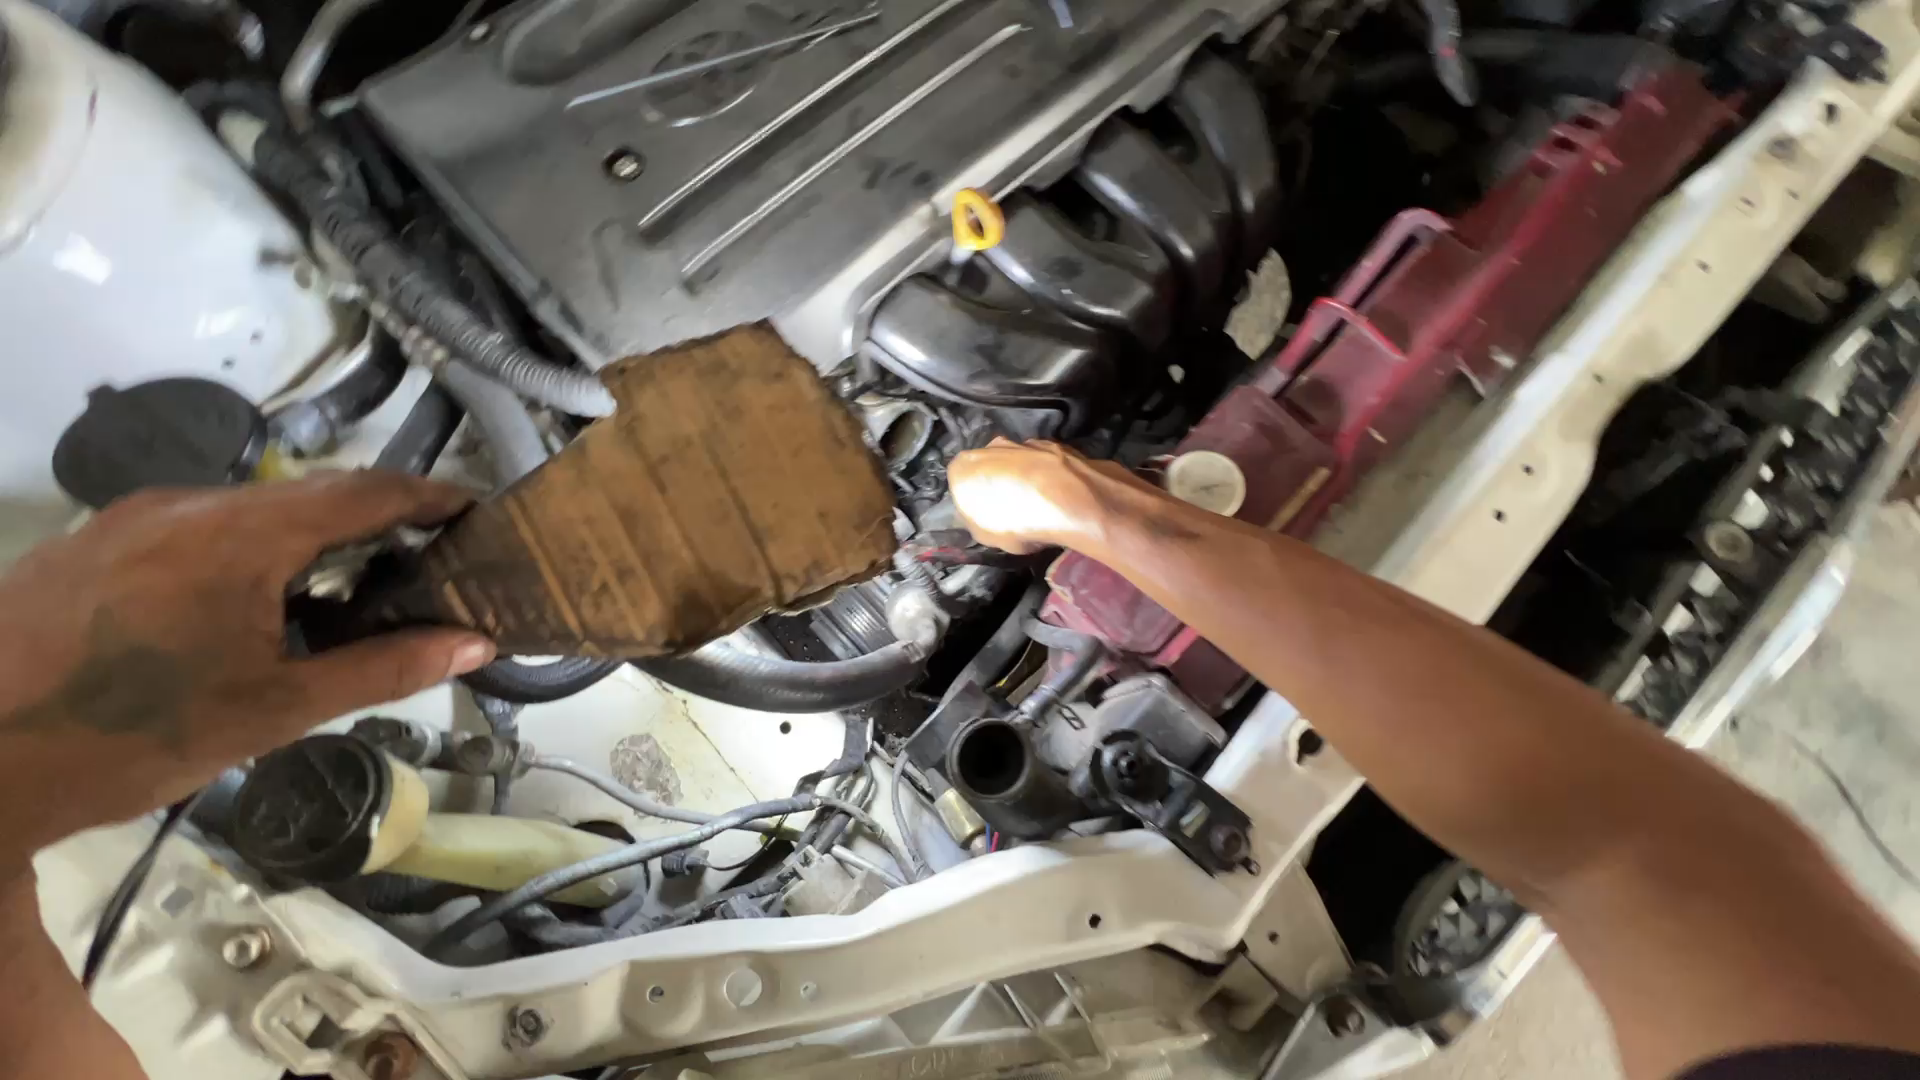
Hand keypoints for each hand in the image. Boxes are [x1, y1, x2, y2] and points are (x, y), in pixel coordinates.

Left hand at [0, 471, 496, 848]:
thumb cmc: (127, 739)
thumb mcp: (277, 710)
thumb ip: (387, 668)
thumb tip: (477, 644)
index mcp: (238, 536)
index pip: (365, 490)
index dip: (432, 496)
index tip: (479, 513)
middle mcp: (185, 507)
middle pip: (315, 493)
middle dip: (383, 519)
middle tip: (430, 560)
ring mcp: (130, 520)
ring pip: (260, 509)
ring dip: (322, 537)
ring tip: (353, 588)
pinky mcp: (93, 543)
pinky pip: (207, 525)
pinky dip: (264, 548)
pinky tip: (263, 603)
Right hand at [946, 438, 1158, 554]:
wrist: (1064, 498)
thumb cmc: (1013, 520)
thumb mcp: (983, 536)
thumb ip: (978, 521)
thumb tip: (985, 518)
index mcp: (964, 464)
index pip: (962, 482)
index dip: (975, 502)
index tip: (988, 517)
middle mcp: (992, 445)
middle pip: (993, 468)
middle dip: (1002, 485)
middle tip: (1016, 512)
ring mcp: (1025, 442)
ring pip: (1021, 462)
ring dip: (1028, 479)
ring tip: (1043, 507)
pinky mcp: (1056, 444)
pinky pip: (1048, 464)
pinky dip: (1051, 476)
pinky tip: (1061, 497)